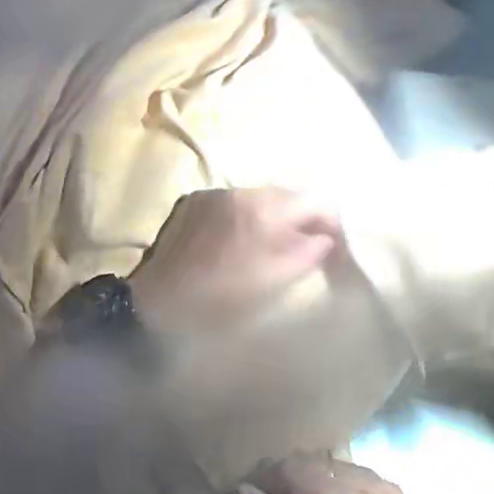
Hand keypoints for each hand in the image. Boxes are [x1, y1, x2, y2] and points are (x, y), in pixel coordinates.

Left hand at [128, 187, 343, 336]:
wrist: (159, 301)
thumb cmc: (219, 299)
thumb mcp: (271, 283)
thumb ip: (305, 255)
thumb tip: (326, 238)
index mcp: (261, 211)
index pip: (313, 199)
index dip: (329, 220)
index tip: (334, 243)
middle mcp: (238, 192)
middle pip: (285, 193)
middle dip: (302, 216)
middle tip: (310, 245)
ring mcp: (213, 193)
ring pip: (258, 196)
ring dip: (273, 215)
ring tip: (276, 244)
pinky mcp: (194, 200)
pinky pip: (232, 200)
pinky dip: (245, 215)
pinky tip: (241, 239)